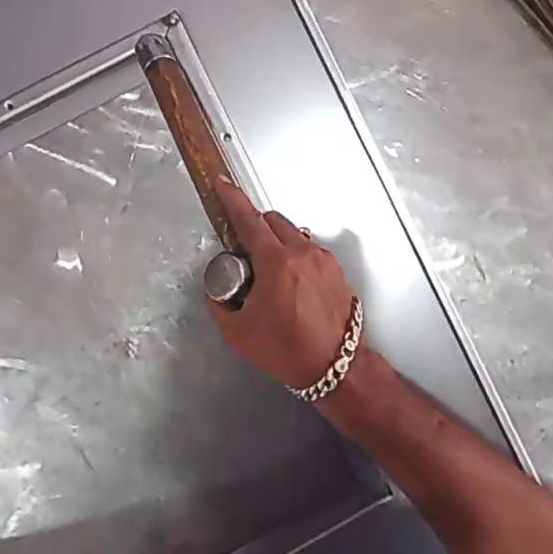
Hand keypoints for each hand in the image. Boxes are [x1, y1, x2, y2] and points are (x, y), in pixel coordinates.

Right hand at [205, 180, 358, 392]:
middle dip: (254, 228)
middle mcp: (303, 254)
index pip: (249, 220)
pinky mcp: (336, 272)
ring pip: (293, 235)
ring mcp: (323, 261)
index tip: (224, 186)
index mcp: (276, 262)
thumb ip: (220, 306)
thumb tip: (217, 296)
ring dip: (276, 243)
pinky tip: (290, 286)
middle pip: (273, 221)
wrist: (335, 368)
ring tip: (268, 276)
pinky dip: (295, 258)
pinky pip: (309, 252)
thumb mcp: (238, 332)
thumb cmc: (288, 350)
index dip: (232, 200)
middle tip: (243, 255)